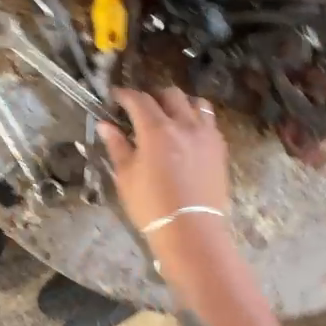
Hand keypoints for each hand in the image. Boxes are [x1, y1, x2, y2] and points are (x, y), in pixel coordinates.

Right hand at [97, 87, 230, 235]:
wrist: (190, 230)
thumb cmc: (151, 205)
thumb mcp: (126, 176)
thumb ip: (117, 146)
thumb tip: (105, 125)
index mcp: (156, 130)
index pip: (139, 100)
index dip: (125, 95)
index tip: (116, 96)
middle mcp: (183, 124)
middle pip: (170, 95)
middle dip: (153, 96)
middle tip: (142, 109)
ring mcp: (206, 134)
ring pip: (196, 103)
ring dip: (180, 104)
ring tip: (171, 116)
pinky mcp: (219, 148)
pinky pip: (210, 121)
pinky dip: (197, 119)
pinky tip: (189, 133)